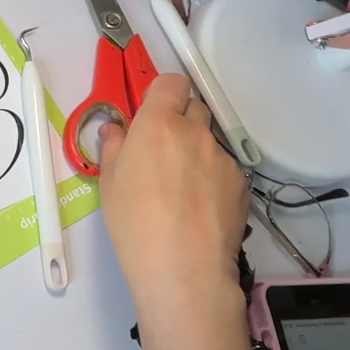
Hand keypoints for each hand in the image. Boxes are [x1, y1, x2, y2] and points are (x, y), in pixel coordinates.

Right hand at [98, 74, 247, 323]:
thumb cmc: (134, 221)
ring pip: (208, 141)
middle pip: (193, 107)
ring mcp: (222, 158)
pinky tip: (198, 206)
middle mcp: (194, 132)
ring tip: (180, 187)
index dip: (162, 92)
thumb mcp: (108, 181)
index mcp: (158, 123)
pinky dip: (211, 177)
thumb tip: (116, 130)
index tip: (150, 111)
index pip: (171, 82)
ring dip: (195, 150)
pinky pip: (223, 168)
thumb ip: (113, 146)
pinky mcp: (241, 184)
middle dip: (179, 119)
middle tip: (161, 148)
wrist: (183, 267)